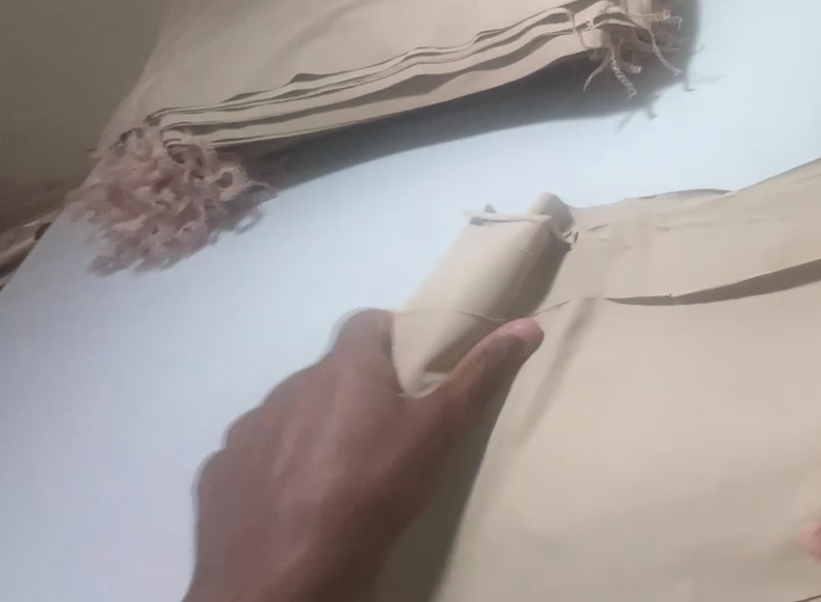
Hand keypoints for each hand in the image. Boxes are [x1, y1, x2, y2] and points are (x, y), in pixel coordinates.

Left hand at [184, 309, 542, 601]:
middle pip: (332, 369)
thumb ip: (481, 372)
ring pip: (293, 410)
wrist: (283, 582)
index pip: (367, 322)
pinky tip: (300, 497)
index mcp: (344, 368)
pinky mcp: (216, 478)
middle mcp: (289, 387)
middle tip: (393, 424)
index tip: (415, 369)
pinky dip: (279, 461)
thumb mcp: (442, 429)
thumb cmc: (373, 490)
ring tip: (345, 465)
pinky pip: (256, 451)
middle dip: (360, 387)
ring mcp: (246, 433)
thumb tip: (527, 325)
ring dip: (317, 423)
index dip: (393, 336)